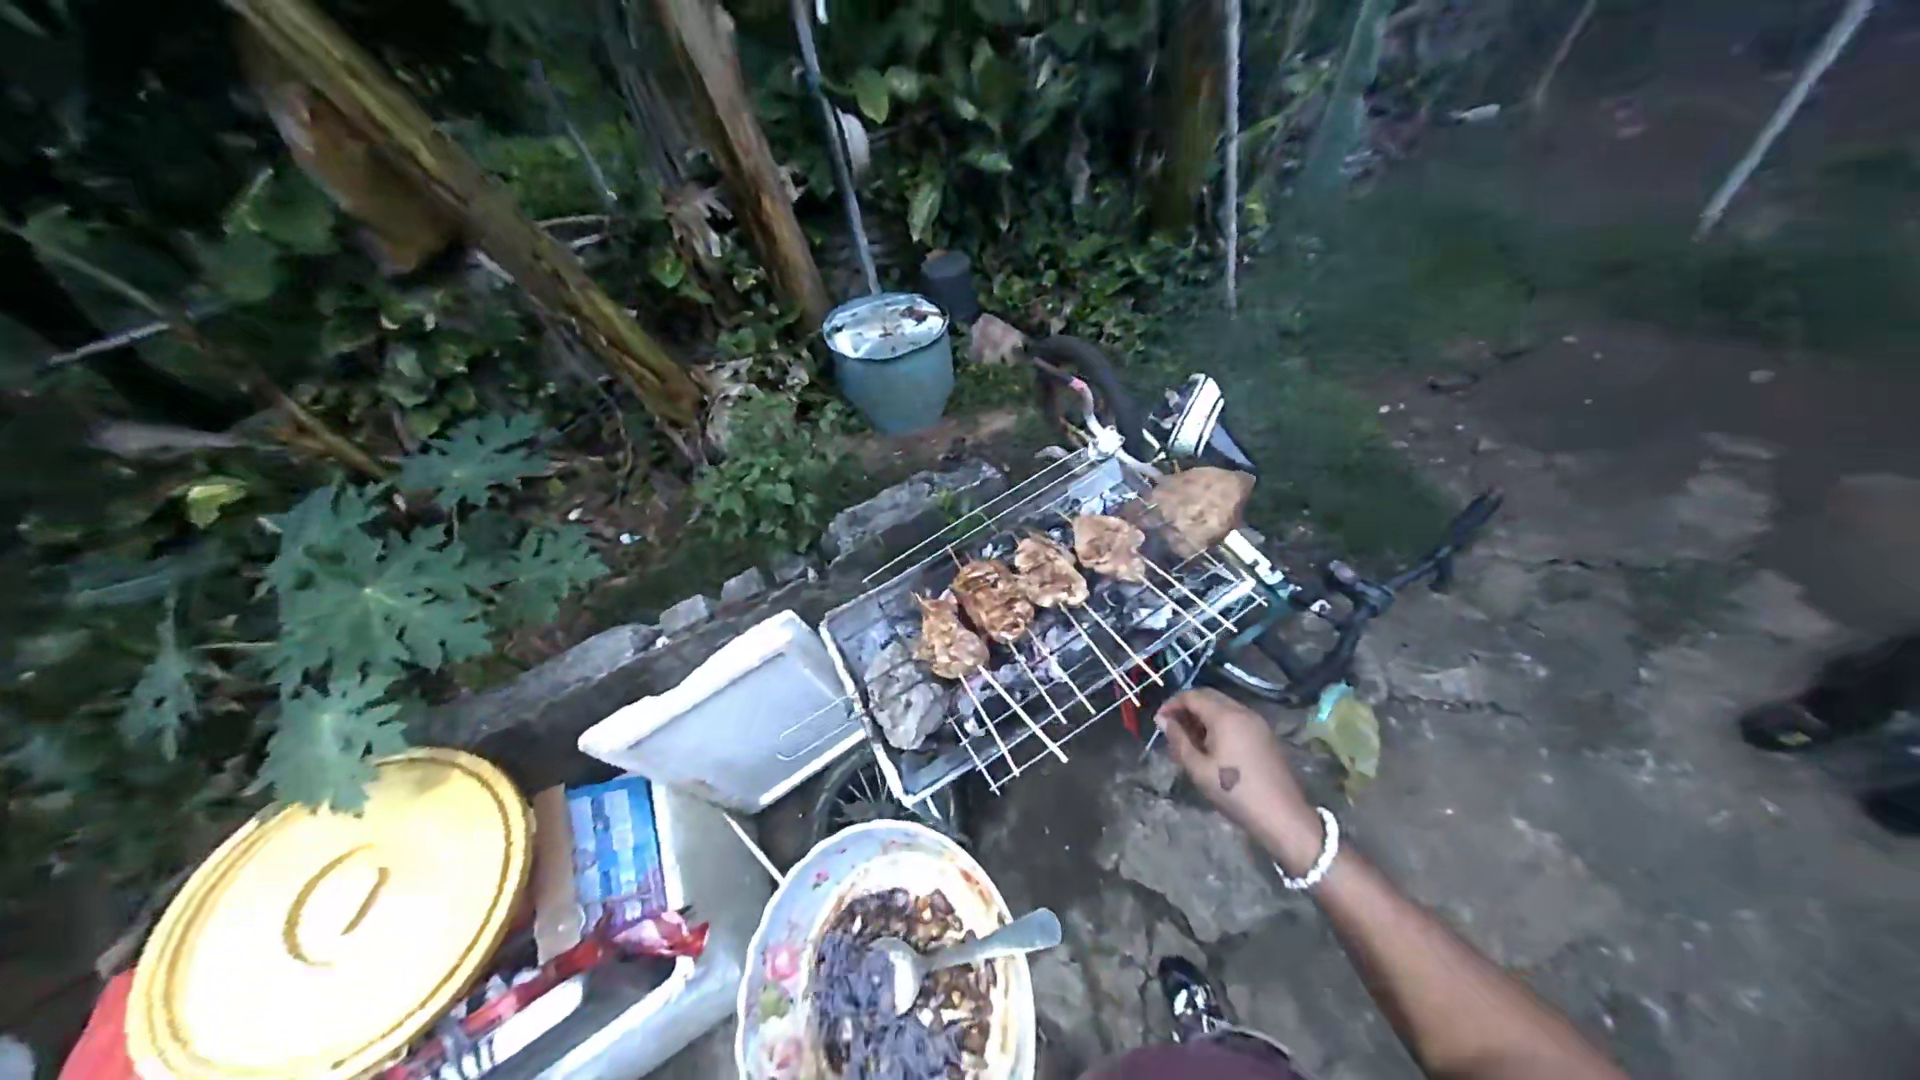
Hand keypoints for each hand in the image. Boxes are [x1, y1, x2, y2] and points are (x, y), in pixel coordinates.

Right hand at [1156, 688, 1320, 867]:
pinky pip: (1236, 717)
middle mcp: (1243, 711)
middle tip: (1172, 728)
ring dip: (1203, 715)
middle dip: (1187, 707)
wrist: (1282, 816)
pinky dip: (1219, 722)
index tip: (1159, 721)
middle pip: (1209, 696)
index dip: (1172, 704)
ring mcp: (1257, 722)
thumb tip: (1163, 720)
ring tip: (1189, 739)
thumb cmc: (1235, 792)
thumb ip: (1178, 740)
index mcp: (1226, 716)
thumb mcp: (1198, 768)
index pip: (1192, 696)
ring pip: (1223, 706)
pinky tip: (1211, 745)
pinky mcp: (1265, 734)